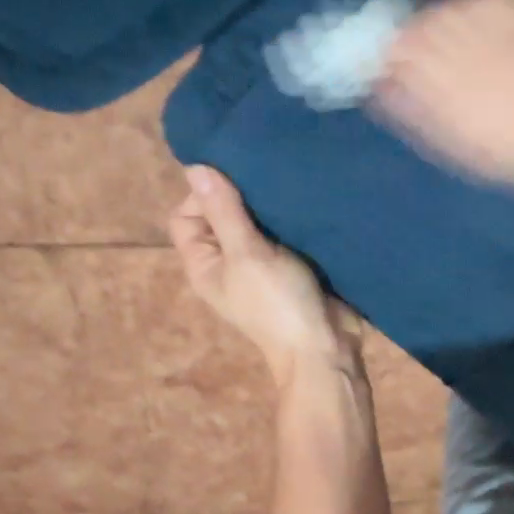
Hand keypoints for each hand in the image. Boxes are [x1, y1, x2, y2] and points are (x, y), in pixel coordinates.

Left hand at [169, 165, 360, 391]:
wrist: (326, 346)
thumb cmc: (277, 303)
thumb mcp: (247, 255)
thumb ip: (224, 212)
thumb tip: (196, 167)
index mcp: (205, 262)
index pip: (187, 215)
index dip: (205, 194)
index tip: (237, 181)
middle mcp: (229, 261)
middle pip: (223, 215)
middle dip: (243, 194)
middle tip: (269, 174)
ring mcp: (263, 264)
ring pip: (258, 221)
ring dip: (272, 204)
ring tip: (291, 182)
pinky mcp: (296, 263)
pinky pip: (287, 232)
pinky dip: (295, 217)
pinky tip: (309, 201)